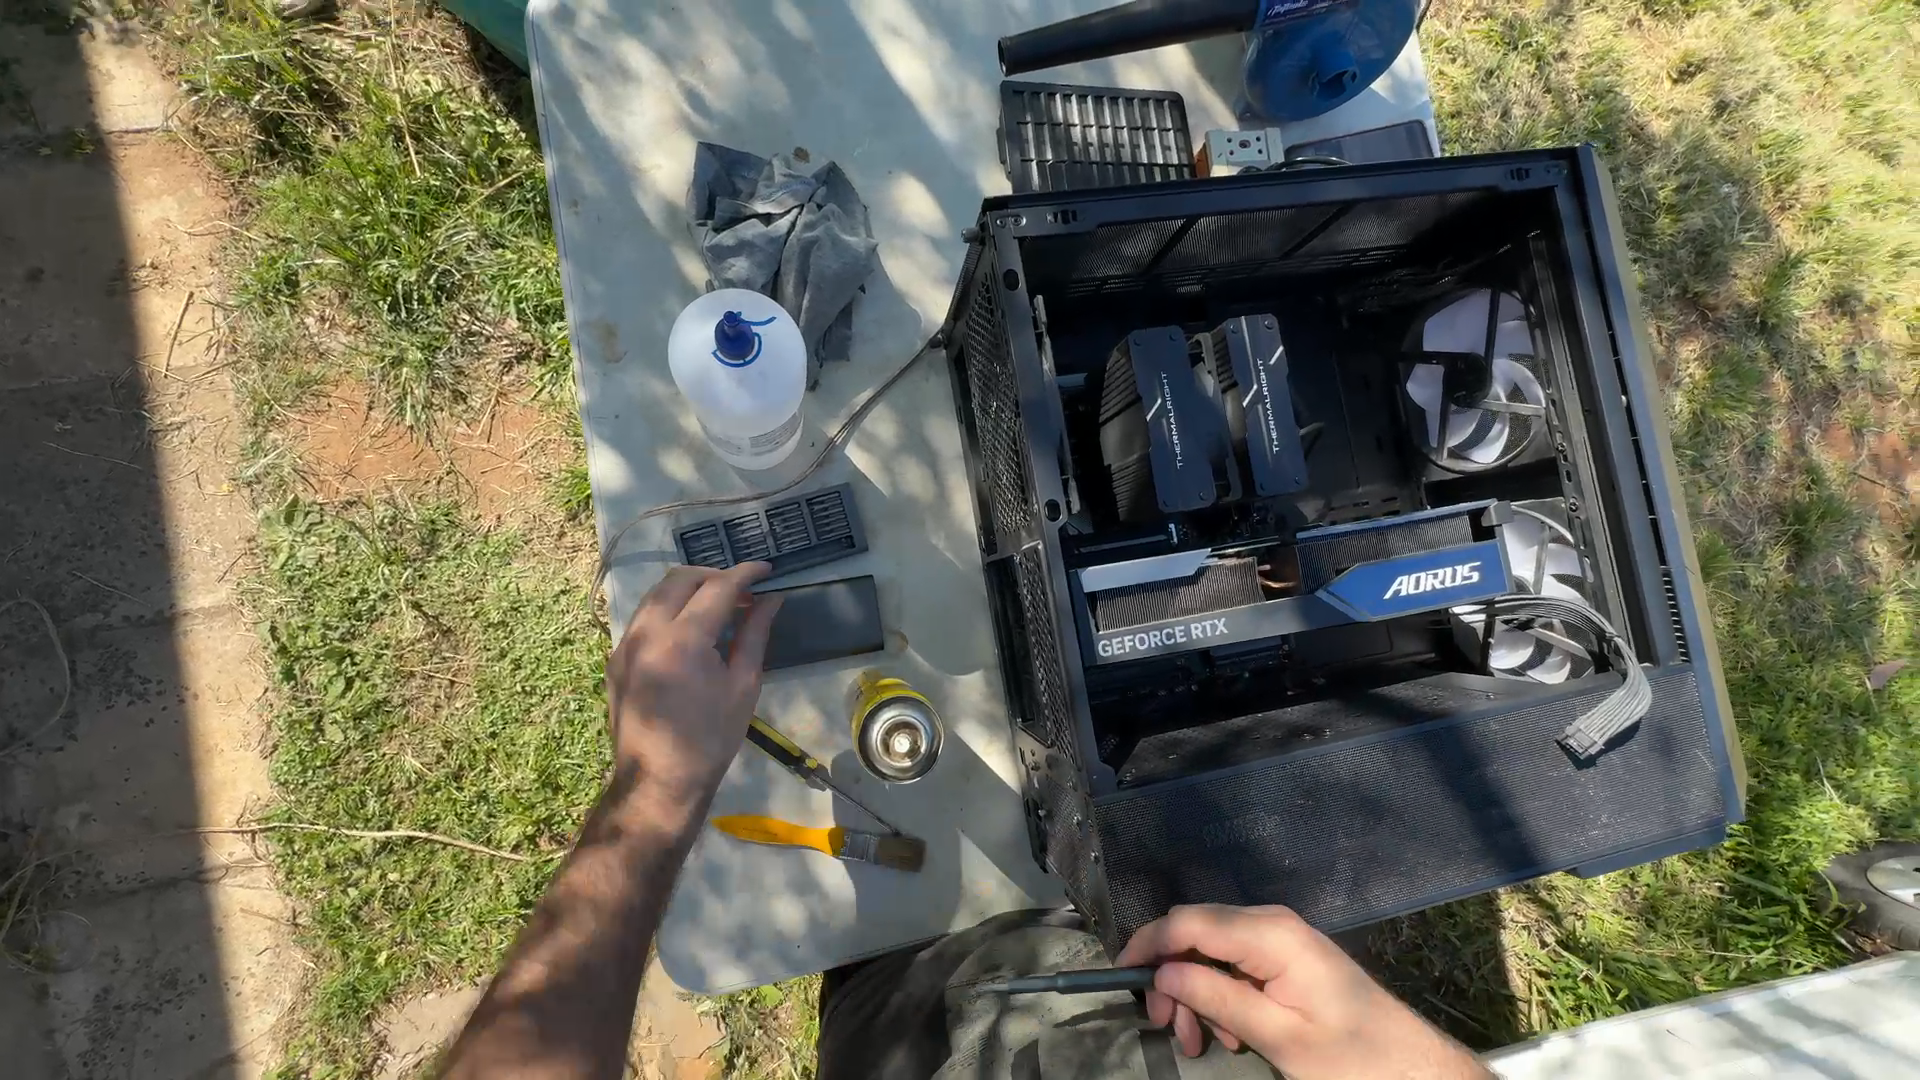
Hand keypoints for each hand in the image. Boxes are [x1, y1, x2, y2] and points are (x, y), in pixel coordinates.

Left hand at [606, 563, 781, 806]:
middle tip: (744, 590)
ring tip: (720, 606)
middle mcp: (647, 633)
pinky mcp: (617, 657)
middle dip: (715, 575)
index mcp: (683, 641)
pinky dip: (671, 609)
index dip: (746, 574)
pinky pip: (645, 616)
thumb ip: (755, 633)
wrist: (659, 781)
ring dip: (691, 589)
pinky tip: (693, 630)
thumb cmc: (712, 737)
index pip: (718, 587)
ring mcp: (625, 644)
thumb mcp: (744, 684)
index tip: (768, 570)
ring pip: (658, 593)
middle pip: (681, 579)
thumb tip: (771, 598)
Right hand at [1116, 904, 1489, 1078]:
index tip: (1121, 974)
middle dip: (1172, 977)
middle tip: (1165, 1028)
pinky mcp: (1285, 956)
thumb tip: (1162, 975)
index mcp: (1268, 933)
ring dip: (1194, 992)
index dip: (1149, 944)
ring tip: (1197, 1042)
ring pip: (1211, 950)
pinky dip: (1219, 994)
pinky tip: (1226, 1033)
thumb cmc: (1355, 1061)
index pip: (1188, 922)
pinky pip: (1234, 963)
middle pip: (1195, 932)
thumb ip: (1216, 998)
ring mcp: (1278, 937)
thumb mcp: (1280, 1038)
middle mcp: (1269, 922)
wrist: (1422, 1077)